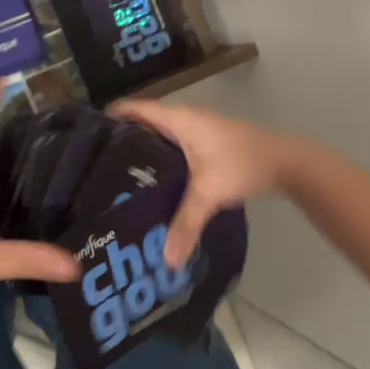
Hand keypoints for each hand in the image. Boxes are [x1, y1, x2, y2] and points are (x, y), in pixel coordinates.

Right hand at [109, 99, 308, 268]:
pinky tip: (151, 188)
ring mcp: (194, 130)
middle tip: (92, 171)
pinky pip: (171, 148)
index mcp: (177, 119)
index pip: (133, 108)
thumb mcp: (210, 193)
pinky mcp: (204, 145)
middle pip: (141, 124)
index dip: (108, 118)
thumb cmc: (242, 163)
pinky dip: (158, 162)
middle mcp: (182, 119)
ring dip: (139, 154)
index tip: (83, 140)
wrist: (286, 162)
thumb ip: (185, 224)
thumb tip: (166, 260)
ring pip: (157, 138)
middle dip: (118, 143)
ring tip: (113, 183)